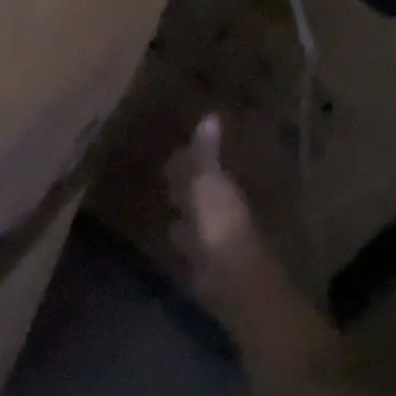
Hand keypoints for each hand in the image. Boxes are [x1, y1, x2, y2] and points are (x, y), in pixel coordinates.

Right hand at [166, 114, 257, 306]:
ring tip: (164, 202)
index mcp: (223, 188)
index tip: (173, 153)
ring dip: (184, 212)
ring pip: (195, 218)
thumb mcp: (208, 181)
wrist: (231, 280)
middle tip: (165, 175)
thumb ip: (205, 153)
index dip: (188, 161)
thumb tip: (211, 115)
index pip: (204, 167)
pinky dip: (181, 239)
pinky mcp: (204, 264)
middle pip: (200, 193)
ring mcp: (213, 239)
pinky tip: (170, 235)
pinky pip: (189, 244)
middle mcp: (221, 210)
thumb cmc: (219, 223)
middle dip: (186, 185)